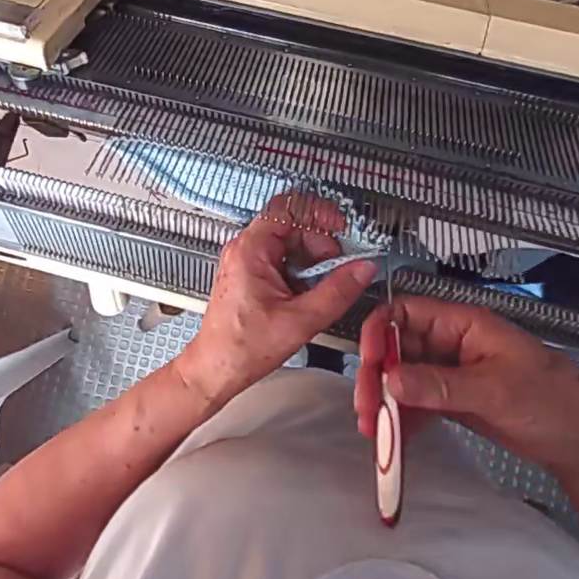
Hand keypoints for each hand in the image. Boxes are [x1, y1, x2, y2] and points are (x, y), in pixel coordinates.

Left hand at [171, 194, 375, 407]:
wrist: (216, 370)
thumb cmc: (241, 348)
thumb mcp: (300, 320)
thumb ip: (337, 291)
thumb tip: (362, 269)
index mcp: (251, 250)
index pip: (288, 208)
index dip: (319, 213)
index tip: (341, 228)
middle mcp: (245, 250)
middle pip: (292, 225)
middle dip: (320, 243)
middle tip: (337, 266)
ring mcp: (247, 262)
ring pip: (289, 244)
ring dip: (312, 260)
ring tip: (321, 286)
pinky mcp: (251, 276)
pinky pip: (282, 260)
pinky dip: (301, 272)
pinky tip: (308, 294)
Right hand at [356, 296, 578, 469]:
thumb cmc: (554, 399)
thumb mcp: (494, 390)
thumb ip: (440, 385)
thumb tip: (392, 379)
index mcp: (462, 324)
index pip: (406, 312)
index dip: (380, 331)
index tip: (368, 361)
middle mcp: (450, 343)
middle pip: (396, 348)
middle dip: (376, 375)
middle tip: (367, 407)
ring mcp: (449, 372)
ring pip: (402, 377)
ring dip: (384, 400)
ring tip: (374, 430)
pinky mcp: (451, 399)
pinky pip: (415, 402)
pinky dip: (401, 418)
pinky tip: (392, 438)